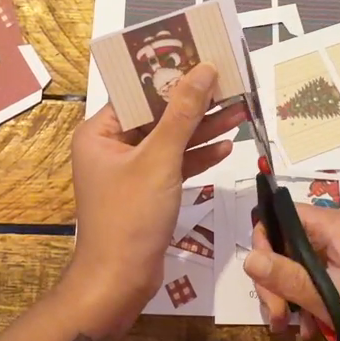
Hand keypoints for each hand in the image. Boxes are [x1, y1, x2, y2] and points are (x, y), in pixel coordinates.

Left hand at [68, 64, 247, 312]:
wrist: (119, 283)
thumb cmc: (130, 216)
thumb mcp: (159, 159)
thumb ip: (183, 113)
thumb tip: (204, 70)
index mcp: (99, 132)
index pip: (137, 92)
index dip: (171, 74)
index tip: (203, 58)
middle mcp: (110, 147)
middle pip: (157, 114)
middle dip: (194, 102)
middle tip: (230, 83)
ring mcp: (130, 170)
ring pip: (170, 140)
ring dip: (203, 128)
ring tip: (240, 111)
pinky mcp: (147, 191)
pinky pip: (174, 164)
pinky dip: (197, 157)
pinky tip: (225, 147)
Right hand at [244, 205, 339, 340]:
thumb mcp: (330, 303)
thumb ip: (288, 277)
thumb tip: (248, 257)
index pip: (284, 215)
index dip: (265, 245)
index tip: (263, 283)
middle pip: (289, 241)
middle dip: (277, 280)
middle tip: (278, 319)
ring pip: (299, 262)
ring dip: (290, 296)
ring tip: (291, 330)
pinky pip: (317, 275)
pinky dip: (308, 300)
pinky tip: (310, 331)